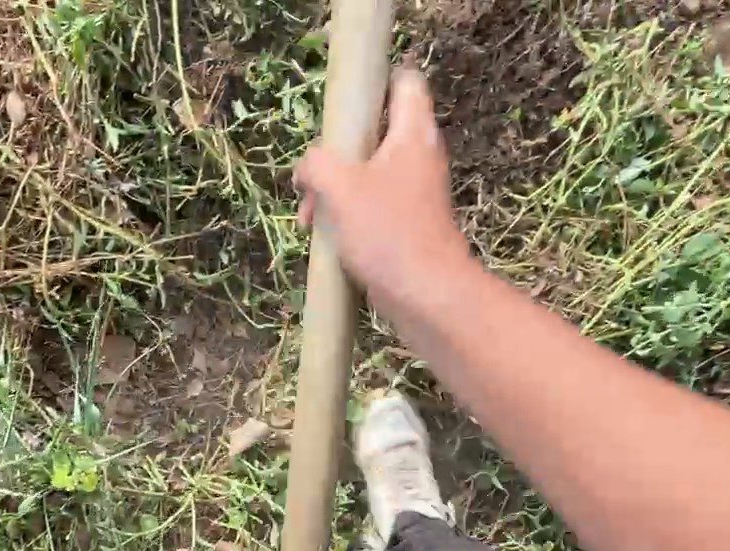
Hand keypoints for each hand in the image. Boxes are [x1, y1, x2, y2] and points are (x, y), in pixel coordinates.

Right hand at [294, 68, 475, 312]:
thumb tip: (306, 168)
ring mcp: (414, 190)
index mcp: (412, 132)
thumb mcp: (339, 188)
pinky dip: (346, 215)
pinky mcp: (406, 222)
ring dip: (333, 191)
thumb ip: (317, 164)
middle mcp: (418, 155)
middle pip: (373, 133)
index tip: (344, 106)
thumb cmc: (385, 231)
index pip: (404, 81)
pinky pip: (371, 205)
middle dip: (335, 154)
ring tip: (308, 218)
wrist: (422, 290)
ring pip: (366, 174)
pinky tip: (324, 237)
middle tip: (312, 179)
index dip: (375, 82)